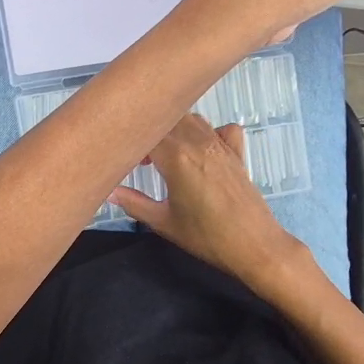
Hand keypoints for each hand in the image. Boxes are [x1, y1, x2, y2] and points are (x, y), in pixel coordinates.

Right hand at [110, 115, 308, 288]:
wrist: (253, 244)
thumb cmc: (206, 237)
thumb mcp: (163, 222)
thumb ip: (134, 203)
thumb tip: (110, 193)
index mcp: (176, 157)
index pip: (146, 133)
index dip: (132, 142)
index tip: (126, 159)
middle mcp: (198, 142)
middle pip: (167, 119)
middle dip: (150, 133)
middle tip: (143, 160)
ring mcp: (220, 144)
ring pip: (192, 119)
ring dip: (175, 130)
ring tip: (167, 155)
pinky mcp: (237, 152)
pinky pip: (222, 129)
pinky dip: (210, 132)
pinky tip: (203, 150)